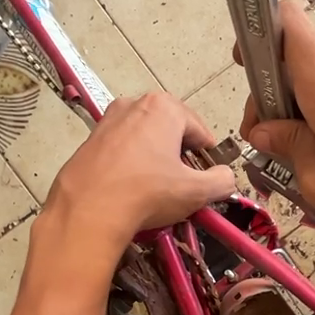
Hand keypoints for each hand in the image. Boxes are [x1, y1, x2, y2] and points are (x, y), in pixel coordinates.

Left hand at [45, 92, 234, 245]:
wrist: (88, 210)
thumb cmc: (146, 193)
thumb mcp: (197, 191)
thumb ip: (223, 181)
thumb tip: (225, 178)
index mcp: (164, 107)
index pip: (201, 133)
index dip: (207, 159)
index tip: (204, 181)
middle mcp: (135, 104)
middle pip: (172, 132)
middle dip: (180, 157)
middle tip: (180, 187)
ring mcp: (109, 120)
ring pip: (147, 141)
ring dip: (156, 161)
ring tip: (155, 191)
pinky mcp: (90, 140)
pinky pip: (123, 151)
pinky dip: (132, 166)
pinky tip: (131, 190)